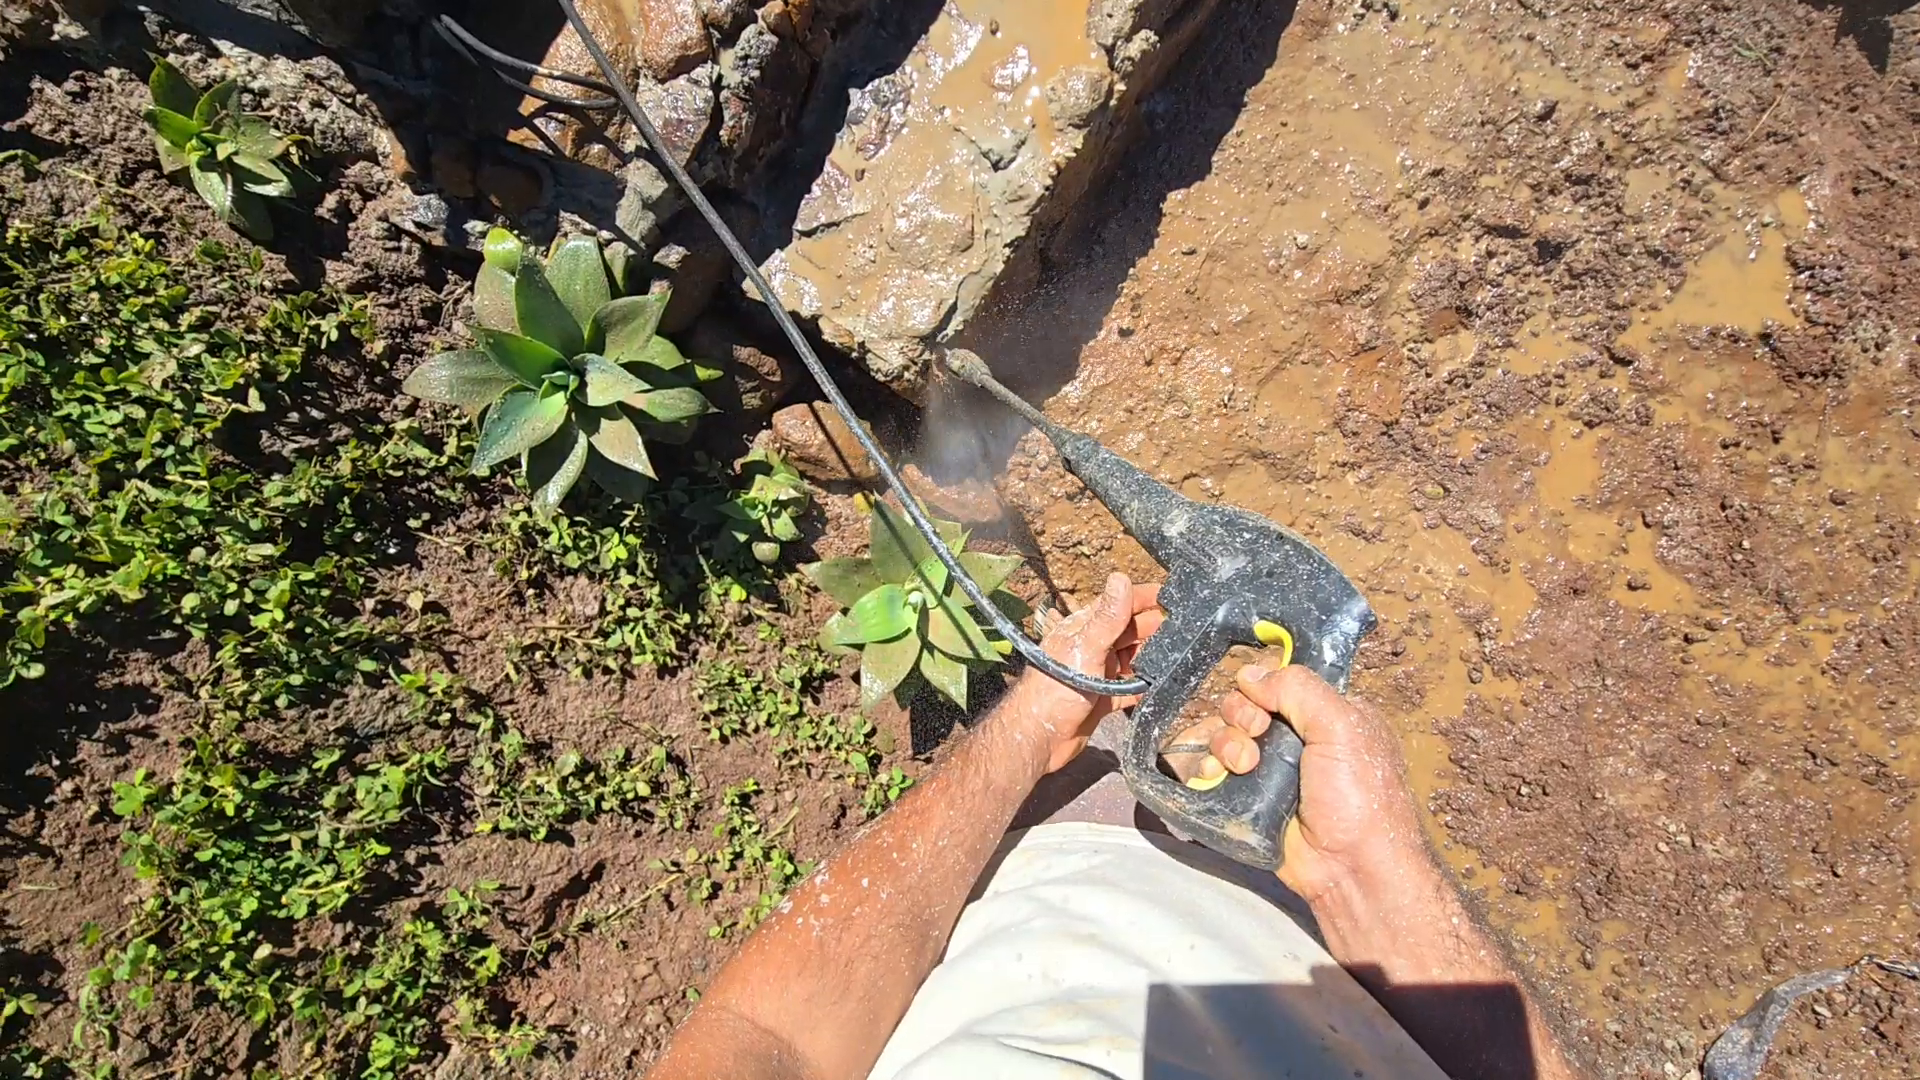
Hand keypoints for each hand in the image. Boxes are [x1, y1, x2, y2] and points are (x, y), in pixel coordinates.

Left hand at [1002, 573, 1162, 773]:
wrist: (1040, 738)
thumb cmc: (1055, 690)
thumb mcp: (1086, 647)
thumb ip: (1107, 617)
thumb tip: (1120, 577)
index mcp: (1084, 629)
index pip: (1118, 605)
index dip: (1143, 597)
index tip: (1171, 594)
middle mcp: (1092, 648)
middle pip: (1129, 631)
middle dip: (1154, 626)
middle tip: (1183, 626)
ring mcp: (1098, 674)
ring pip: (1132, 658)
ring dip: (1151, 655)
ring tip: (1178, 652)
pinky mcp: (1103, 699)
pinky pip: (1130, 688)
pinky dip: (1145, 686)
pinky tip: (1161, 685)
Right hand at [1218, 665, 1432, 903]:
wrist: (1351, 871)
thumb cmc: (1361, 798)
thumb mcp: (1343, 728)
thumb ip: (1299, 690)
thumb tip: (1249, 674)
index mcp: (1324, 715)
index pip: (1276, 681)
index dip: (1262, 687)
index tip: (1265, 704)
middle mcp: (1293, 738)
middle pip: (1241, 705)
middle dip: (1240, 716)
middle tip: (1256, 736)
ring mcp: (1268, 768)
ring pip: (1222, 734)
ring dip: (1224, 744)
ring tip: (1242, 767)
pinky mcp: (1245, 796)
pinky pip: (1210, 768)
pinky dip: (1206, 767)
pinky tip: (1216, 777)